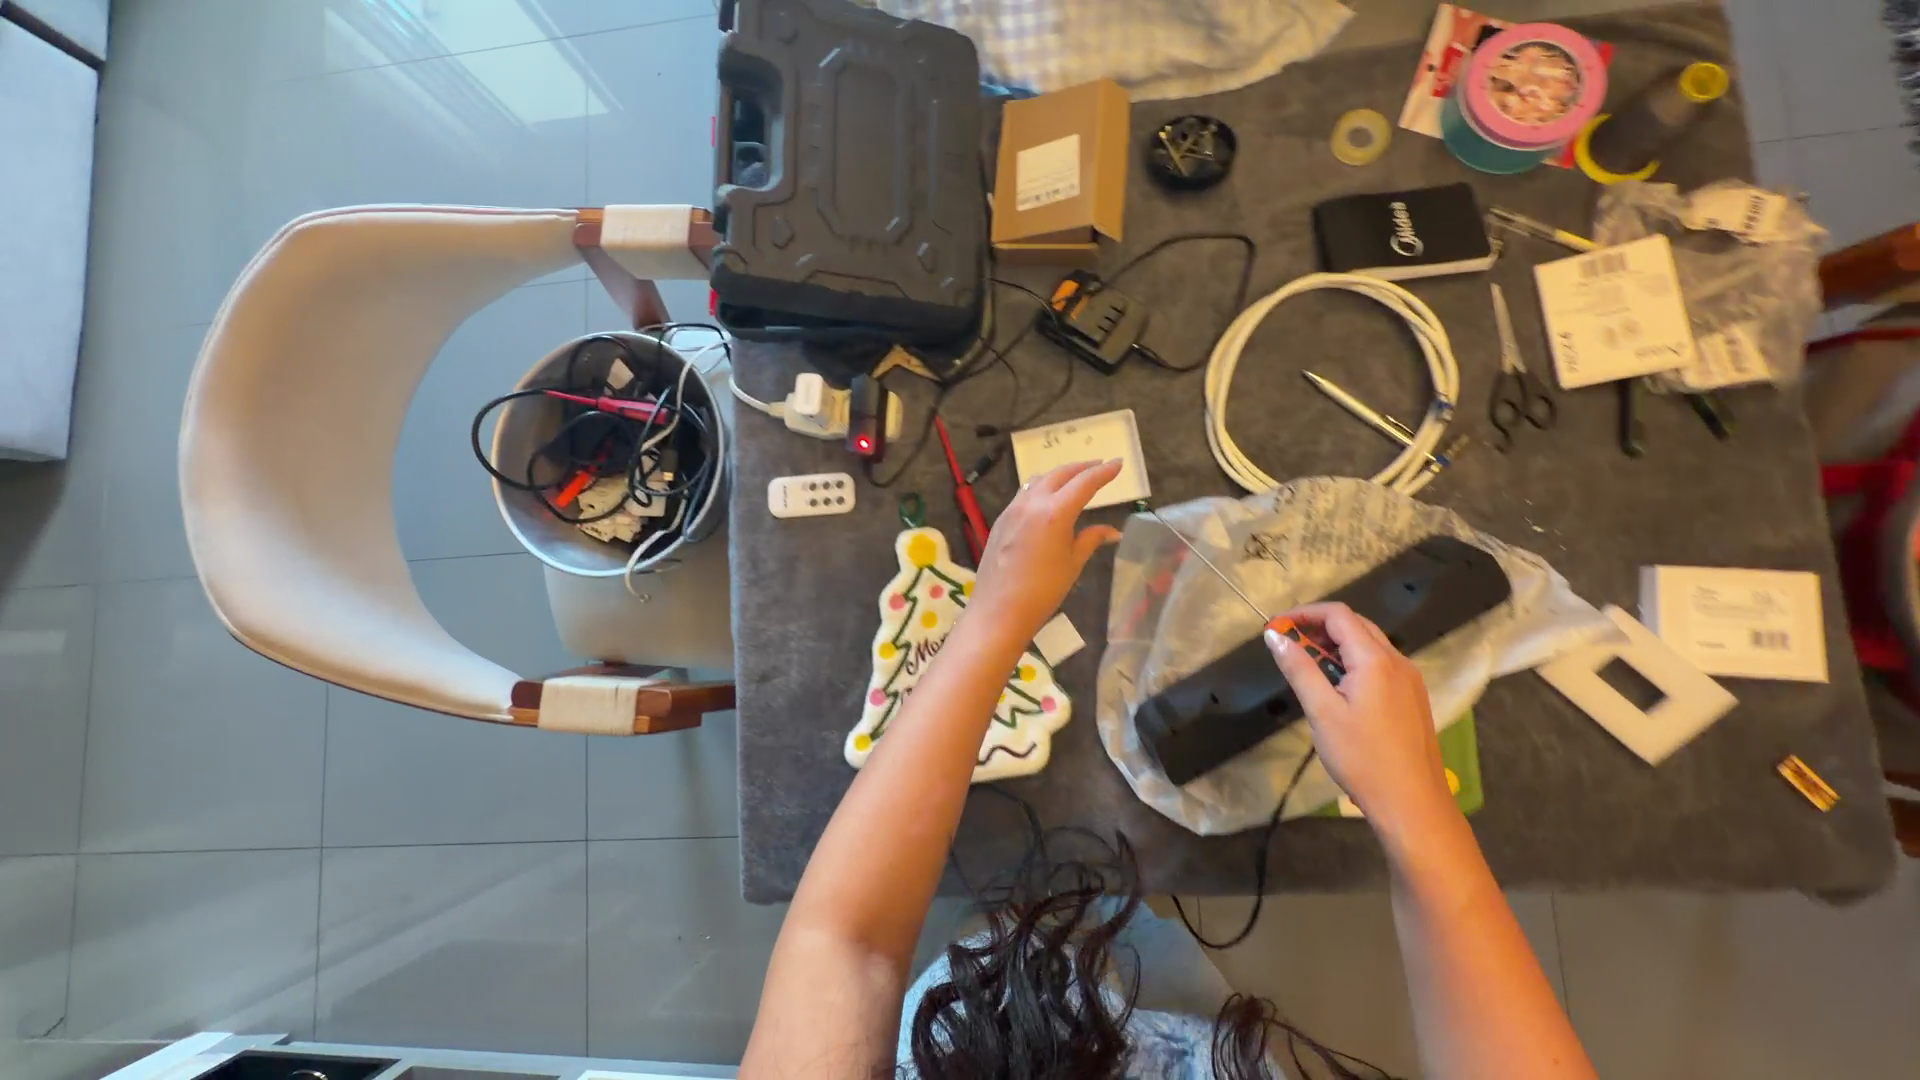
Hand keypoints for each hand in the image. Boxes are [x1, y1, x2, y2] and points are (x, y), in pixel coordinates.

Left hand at [965, 460, 1122, 645]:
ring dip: (1059, 475)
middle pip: (1060, 474)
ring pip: (1038, 481)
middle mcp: (1032, 503)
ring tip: (1073, 479)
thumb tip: (1112, 531)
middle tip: (1098, 466)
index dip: (1103, 472)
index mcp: (1055, 512)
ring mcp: (1012, 509)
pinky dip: (1040, 488)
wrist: (998, 610)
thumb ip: (1091, 539)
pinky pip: (1024, 494)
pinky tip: (1046, 499)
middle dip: (1081, 467)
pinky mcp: (1001, 520)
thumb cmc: (1043, 591)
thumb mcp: (1072, 564)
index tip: (1118, 463)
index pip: (1085, 483)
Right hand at [1264, 603, 1454, 839]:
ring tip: (1306, 663)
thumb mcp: (1322, 713)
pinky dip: (1353, 660)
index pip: (1339, 615)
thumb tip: (1274, 636)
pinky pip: (1380, 663)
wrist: (1412, 803)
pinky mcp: (1411, 696)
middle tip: (1287, 643)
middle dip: (1318, 626)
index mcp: (1375, 660)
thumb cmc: (1362, 758)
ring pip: (1369, 643)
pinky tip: (1336, 684)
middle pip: (1356, 624)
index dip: (1304, 613)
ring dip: (1335, 643)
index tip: (1275, 628)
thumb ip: (1299, 669)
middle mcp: (1398, 661)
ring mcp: (1409, 679)